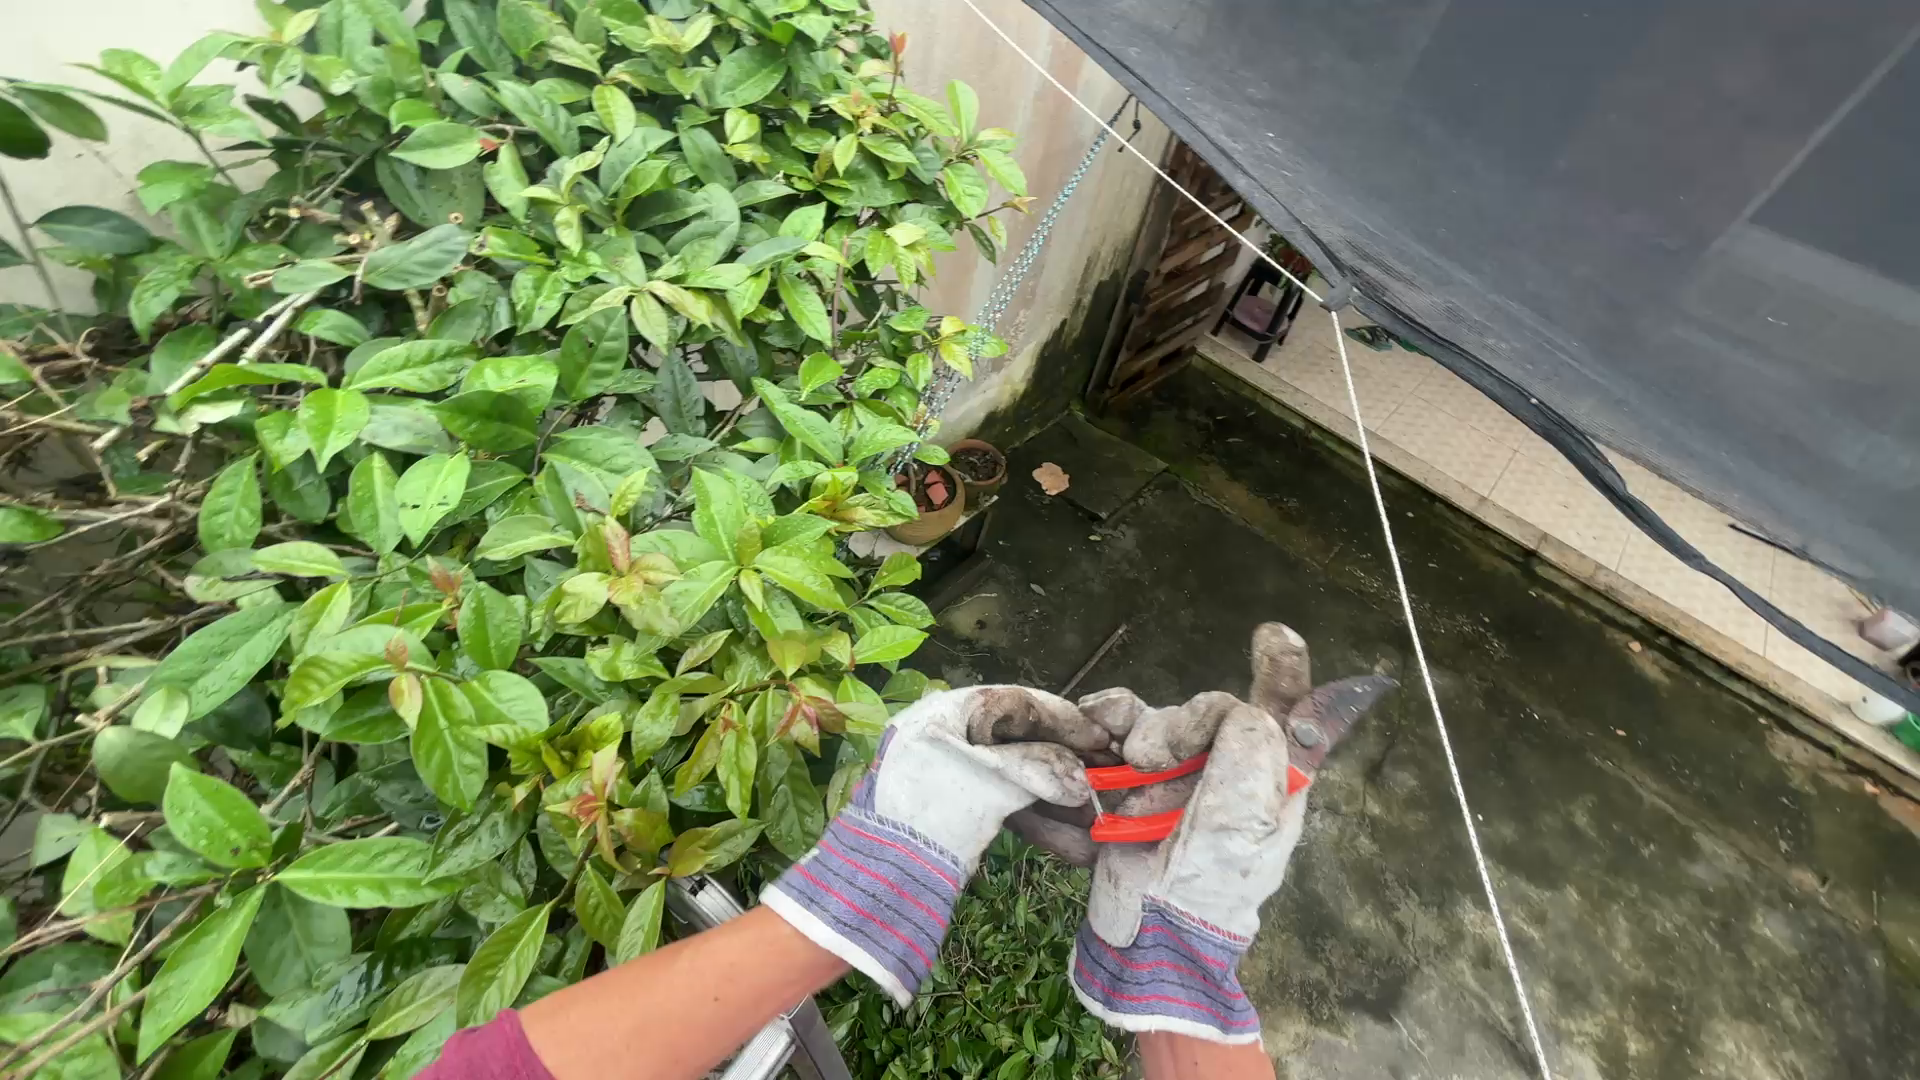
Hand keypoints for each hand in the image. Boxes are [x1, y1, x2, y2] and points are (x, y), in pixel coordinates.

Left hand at [761, 685, 1106, 1003]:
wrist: (870, 887)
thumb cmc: (925, 816)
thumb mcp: (985, 784)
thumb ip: (1036, 769)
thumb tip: (1081, 776)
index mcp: (947, 712)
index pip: (1015, 703)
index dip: (1062, 719)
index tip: (1101, 737)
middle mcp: (949, 735)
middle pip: (1020, 740)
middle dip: (1066, 766)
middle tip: (1107, 781)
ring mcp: (952, 773)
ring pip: (1016, 778)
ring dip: (1059, 802)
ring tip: (1099, 823)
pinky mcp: (955, 809)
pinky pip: (1004, 806)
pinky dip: (1037, 824)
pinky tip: (1075, 847)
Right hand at [1066, 624, 1392, 1043]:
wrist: (1141, 933)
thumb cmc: (1204, 886)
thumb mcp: (1243, 822)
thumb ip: (1249, 749)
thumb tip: (1236, 706)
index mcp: (1268, 783)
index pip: (1288, 717)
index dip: (1284, 673)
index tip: (1271, 634)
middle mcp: (1225, 772)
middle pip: (1209, 710)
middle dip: (1180, 723)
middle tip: (1150, 758)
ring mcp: (1176, 776)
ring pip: (1156, 716)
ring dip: (1133, 726)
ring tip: (1120, 760)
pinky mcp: (1130, 780)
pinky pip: (1116, 730)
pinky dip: (1101, 724)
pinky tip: (1092, 737)